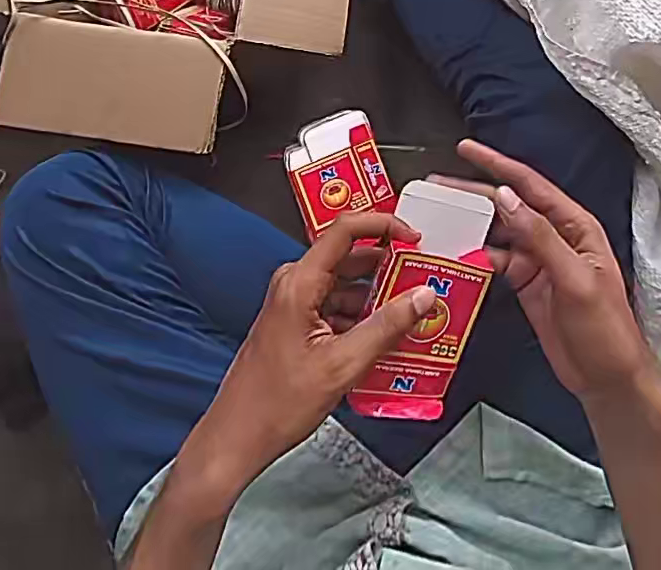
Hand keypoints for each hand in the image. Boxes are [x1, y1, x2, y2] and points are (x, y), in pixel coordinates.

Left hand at [182, 212, 436, 493]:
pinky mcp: (296, 318)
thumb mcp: (343, 365)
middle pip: (350, 257)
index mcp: (300, 282)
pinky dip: (361, 314)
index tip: (413, 238)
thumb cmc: (278, 403)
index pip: (346, 230)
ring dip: (377, 295)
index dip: (383, 225)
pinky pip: (336, 303)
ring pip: (345, 283)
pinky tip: (384, 335)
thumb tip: (423, 297)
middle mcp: (295, 282)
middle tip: (422, 280)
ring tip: (410, 312)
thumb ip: (387, 327)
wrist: (237, 436)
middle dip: (388, 267)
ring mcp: (294, 299)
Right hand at [437, 139, 657, 402]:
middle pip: (507, 205)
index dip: (496, 164)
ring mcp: (537, 259)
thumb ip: (540, 236)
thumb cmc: (606, 330)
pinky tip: (453, 252)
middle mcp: (553, 235)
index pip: (529, 185)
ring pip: (497, 231)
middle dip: (472, 193)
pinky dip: (473, 255)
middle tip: (436, 187)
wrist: (609, 381)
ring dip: (469, 223)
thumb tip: (506, 198)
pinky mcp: (525, 281)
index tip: (467, 149)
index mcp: (574, 226)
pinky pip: (494, 260)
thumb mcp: (575, 279)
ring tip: (437, 216)